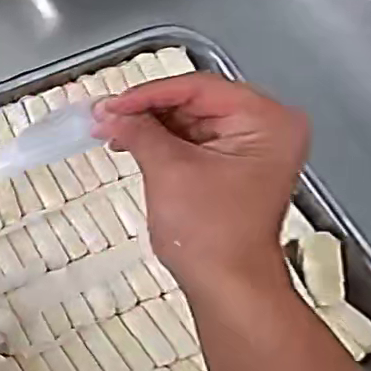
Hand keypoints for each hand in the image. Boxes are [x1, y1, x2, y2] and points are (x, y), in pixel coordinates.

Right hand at [96, 72, 306, 293]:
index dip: (148, 94)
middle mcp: (264, 128)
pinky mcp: (230, 165)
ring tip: (110, 131)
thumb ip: (138, 132)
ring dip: (147, 124)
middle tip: (104, 115)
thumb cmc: (210, 232)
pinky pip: (190, 139)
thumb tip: (108, 113)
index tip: (109, 104)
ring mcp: (248, 147)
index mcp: (266, 122)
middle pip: (194, 100)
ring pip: (188, 119)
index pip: (198, 88)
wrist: (226, 281)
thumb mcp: (169, 171)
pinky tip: (130, 144)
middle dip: (145, 109)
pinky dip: (158, 140)